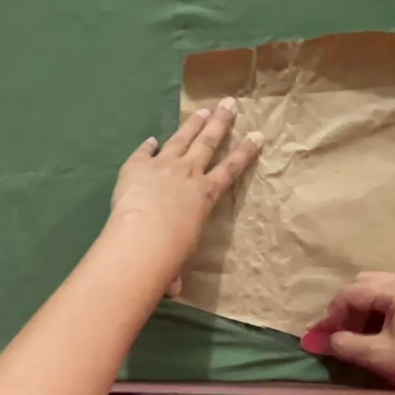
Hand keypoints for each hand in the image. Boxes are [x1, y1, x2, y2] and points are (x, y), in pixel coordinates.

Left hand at [106, 98, 262, 283]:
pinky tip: (150, 140)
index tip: (257, 135)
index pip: (230, 170)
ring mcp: (162, 166)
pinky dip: (146, 146)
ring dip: (191, 124)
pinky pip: (143, 152)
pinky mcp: (136, 166)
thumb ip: (174, 272)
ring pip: (181, 139)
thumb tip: (172, 290)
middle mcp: (188, 173)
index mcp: (205, 195)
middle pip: (207, 142)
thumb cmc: (168, 253)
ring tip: (201, 110)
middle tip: (228, 103)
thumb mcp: (177, 264)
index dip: (245, 152)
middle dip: (220, 123)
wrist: (143, 236)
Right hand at [300, 273, 394, 394]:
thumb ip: (342, 344)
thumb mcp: (377, 356)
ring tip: (354, 340)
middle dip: (346, 310)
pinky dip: (381, 317)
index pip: (352, 293)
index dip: (330, 315)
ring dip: (363, 313)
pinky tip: (378, 338)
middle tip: (335, 335)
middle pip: (367, 286)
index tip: (318, 338)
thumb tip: (313, 339)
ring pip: (383, 294)